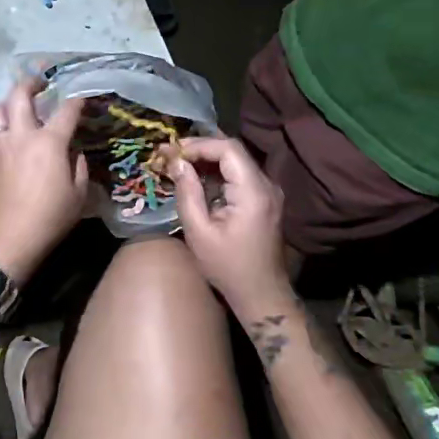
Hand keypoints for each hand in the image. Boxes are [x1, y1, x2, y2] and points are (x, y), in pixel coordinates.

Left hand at [0, 79, 87, 281]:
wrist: (8, 241)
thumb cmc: (49, 219)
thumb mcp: (79, 195)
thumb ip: (79, 167)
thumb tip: (73, 152)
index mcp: (49, 143)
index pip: (66, 110)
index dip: (77, 99)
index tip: (83, 95)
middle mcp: (22, 137)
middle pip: (19, 96)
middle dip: (31, 83)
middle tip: (40, 82)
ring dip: (7, 103)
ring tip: (17, 106)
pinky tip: (0, 137)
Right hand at [169, 136, 290, 311]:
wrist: (261, 293)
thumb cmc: (228, 267)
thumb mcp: (199, 232)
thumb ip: (188, 193)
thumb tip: (177, 163)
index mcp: (253, 191)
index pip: (228, 149)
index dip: (199, 144)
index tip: (173, 151)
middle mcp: (266, 185)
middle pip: (233, 151)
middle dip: (200, 149)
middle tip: (171, 154)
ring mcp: (268, 191)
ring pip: (236, 161)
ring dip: (207, 159)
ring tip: (178, 164)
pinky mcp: (264, 199)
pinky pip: (239, 175)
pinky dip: (217, 172)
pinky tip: (196, 179)